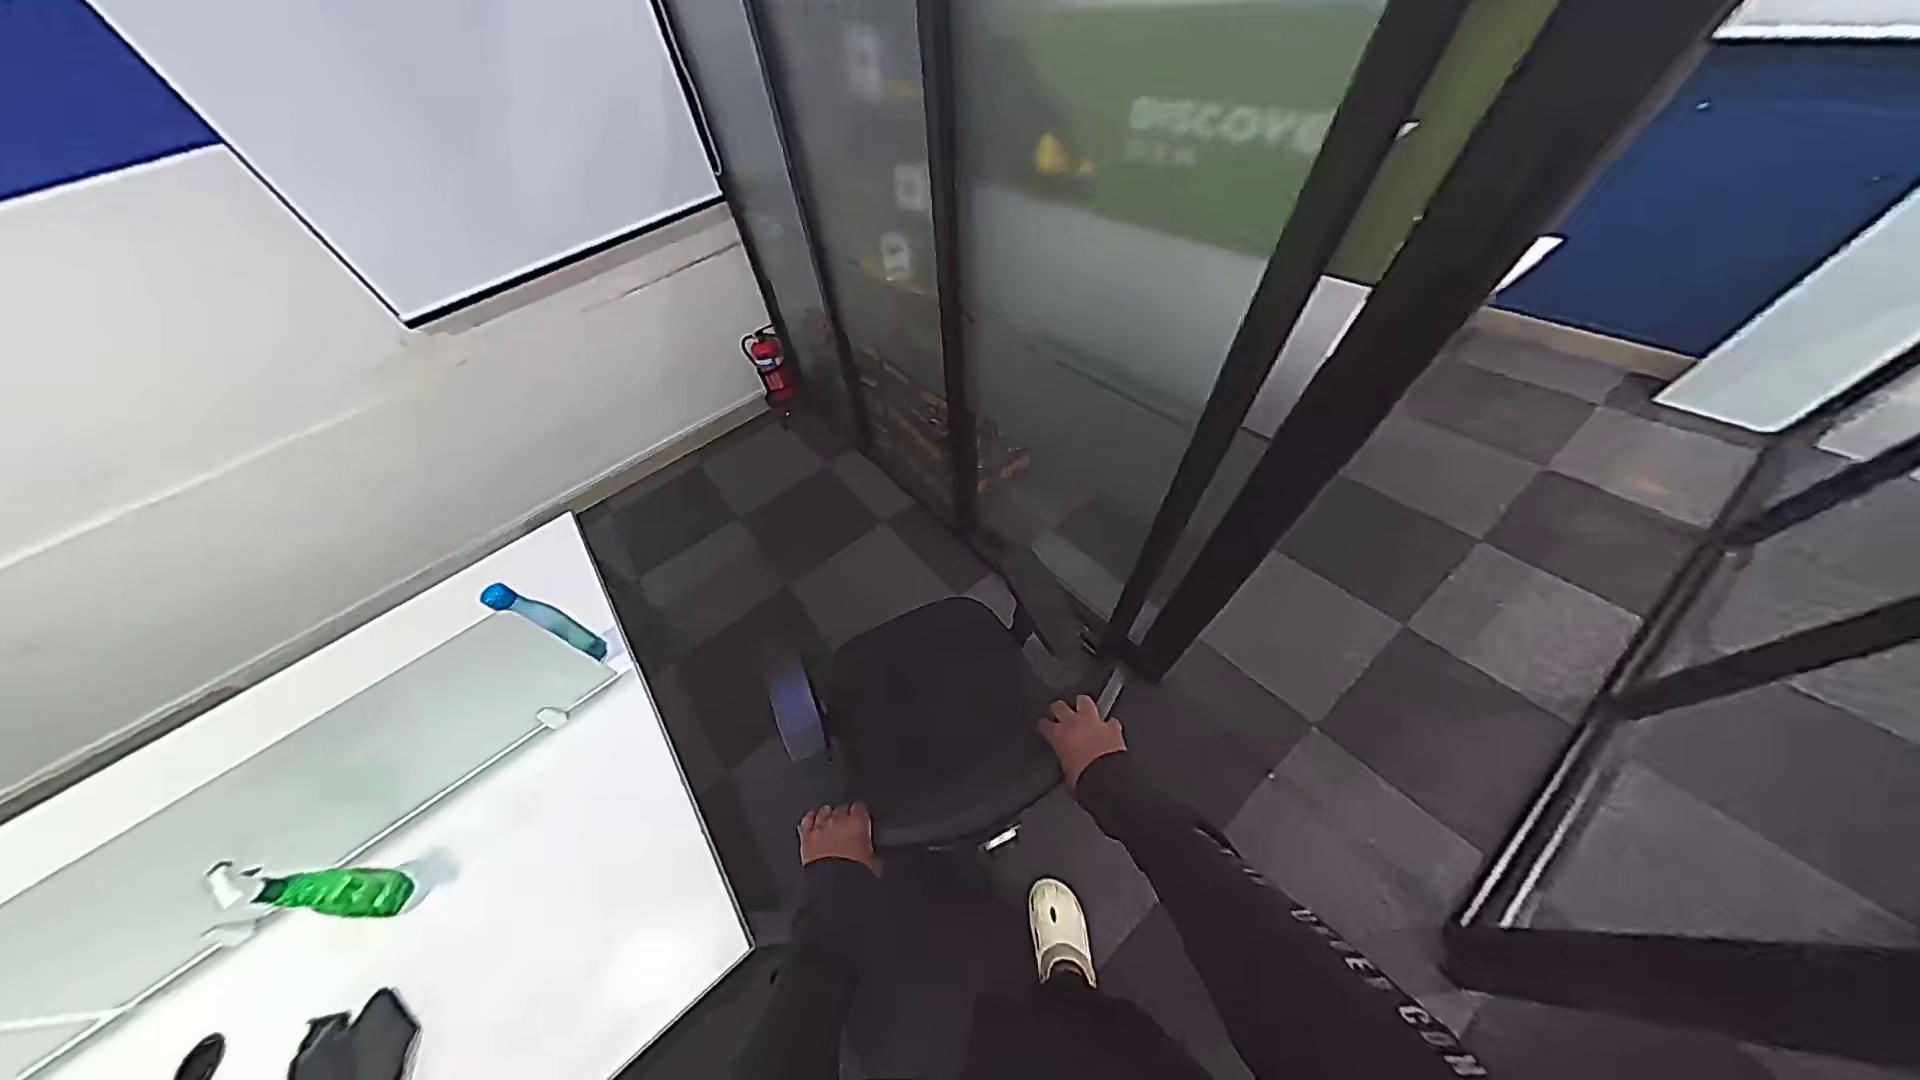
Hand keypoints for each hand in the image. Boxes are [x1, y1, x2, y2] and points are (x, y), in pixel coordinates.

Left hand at [798, 802, 878, 875]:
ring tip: (829, 822)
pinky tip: (812, 822)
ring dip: (827, 816)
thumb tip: (872, 854)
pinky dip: (810, 820)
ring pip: (824, 811)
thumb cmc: (855, 875)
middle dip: (843, 815)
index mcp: (858, 822)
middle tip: (845, 825)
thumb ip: (871, 850)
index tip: (859, 818)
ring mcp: (821, 827)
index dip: (859, 813)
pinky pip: (806, 820)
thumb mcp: (872, 862)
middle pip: (841, 808)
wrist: (834, 887)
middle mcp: (839, 820)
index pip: (859, 807)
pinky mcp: (807, 837)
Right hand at [1039, 696, 1125, 793]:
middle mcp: (1073, 723)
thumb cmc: (1082, 780)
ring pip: (1084, 701)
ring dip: (1083, 705)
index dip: (1045, 726)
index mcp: (1058, 736)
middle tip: (1060, 713)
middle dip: (1059, 709)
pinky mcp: (1112, 726)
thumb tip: (1070, 766)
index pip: (1044, 724)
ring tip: (1083, 709)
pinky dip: (1110, 724)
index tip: (1046, 728)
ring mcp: (1093, 721)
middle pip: (1059, 706)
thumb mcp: (1066, 774)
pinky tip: (1110, 728)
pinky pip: (1111, 720)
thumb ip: (1066, 763)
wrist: (1107, 780)